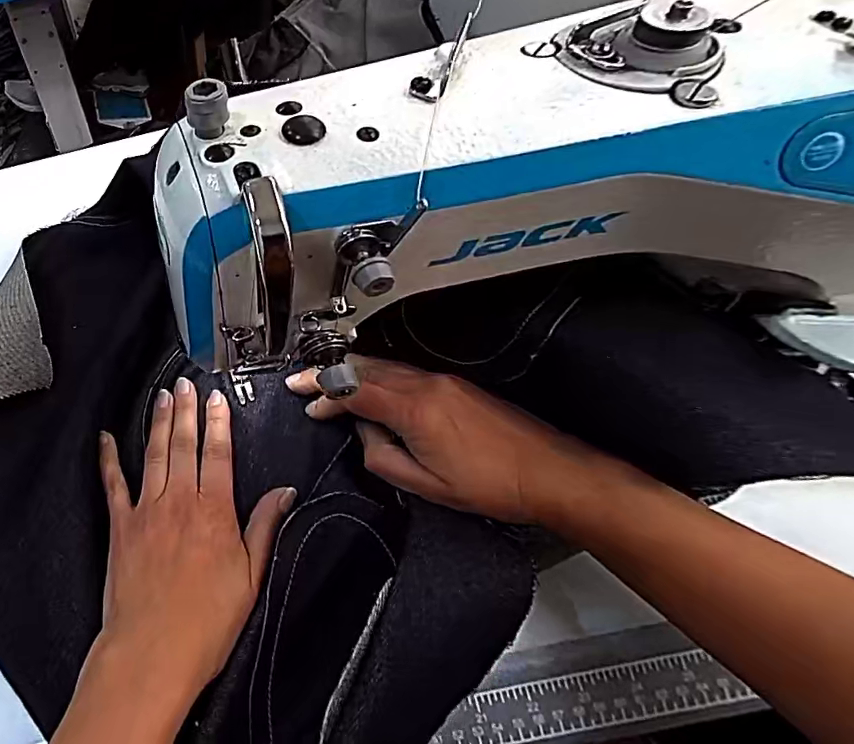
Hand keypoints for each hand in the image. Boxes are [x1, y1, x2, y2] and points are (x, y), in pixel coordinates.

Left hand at [91, 379, 293, 706]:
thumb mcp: (251, 577)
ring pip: (154, 454)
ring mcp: (147, 511)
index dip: (219, 422)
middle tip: (187, 384)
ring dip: (159, 422)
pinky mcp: (121, 527)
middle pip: (185, 444)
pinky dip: (109, 459)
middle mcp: (180, 503)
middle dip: (187, 410)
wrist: (151, 655)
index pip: (218, 453)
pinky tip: (107, 439)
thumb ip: (265, 527)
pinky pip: (113, 484)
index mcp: (214, 511)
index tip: (217, 400)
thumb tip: (284, 493)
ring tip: (163, 397)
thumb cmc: (204, 623)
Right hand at [287, 355, 616, 527]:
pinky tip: (376, 390)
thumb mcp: (426, 486)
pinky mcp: (454, 385)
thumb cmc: (494, 483)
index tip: (307, 398)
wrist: (546, 470)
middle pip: (367, 368)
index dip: (326, 392)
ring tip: (334, 384)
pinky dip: (381, 377)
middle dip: (332, 373)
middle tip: (307, 380)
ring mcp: (443, 381)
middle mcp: (427, 385)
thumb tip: (367, 437)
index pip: (355, 389)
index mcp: (414, 409)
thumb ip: (383, 458)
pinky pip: (406, 372)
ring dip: (356, 373)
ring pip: (386, 366)